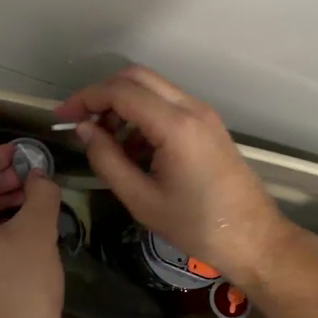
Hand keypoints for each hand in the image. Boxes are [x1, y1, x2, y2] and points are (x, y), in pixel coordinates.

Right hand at [57, 66, 292, 285]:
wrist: (255, 239)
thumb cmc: (197, 226)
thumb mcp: (142, 200)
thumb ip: (107, 160)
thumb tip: (84, 131)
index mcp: (175, 125)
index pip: (120, 91)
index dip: (85, 99)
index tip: (62, 118)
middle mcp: (191, 108)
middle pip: (136, 77)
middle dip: (102, 94)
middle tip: (80, 122)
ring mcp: (203, 114)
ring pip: (152, 88)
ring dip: (122, 105)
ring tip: (104, 142)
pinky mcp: (208, 125)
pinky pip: (167, 104)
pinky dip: (142, 115)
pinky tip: (131, 149)